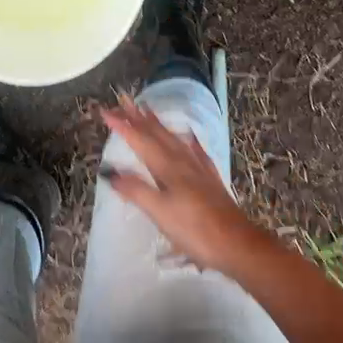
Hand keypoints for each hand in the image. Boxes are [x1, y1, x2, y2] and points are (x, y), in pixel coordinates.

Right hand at [102, 95, 269, 272]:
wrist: (237, 244)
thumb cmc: (195, 230)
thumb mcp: (160, 213)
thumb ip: (136, 190)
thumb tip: (110, 171)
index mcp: (167, 167)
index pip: (140, 140)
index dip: (122, 125)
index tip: (104, 111)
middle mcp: (181, 160)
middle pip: (156, 133)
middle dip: (138, 117)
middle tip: (123, 99)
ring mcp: (197, 168)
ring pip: (172, 138)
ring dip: (157, 123)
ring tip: (147, 109)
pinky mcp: (209, 178)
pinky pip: (193, 149)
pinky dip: (184, 139)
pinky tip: (187, 137)